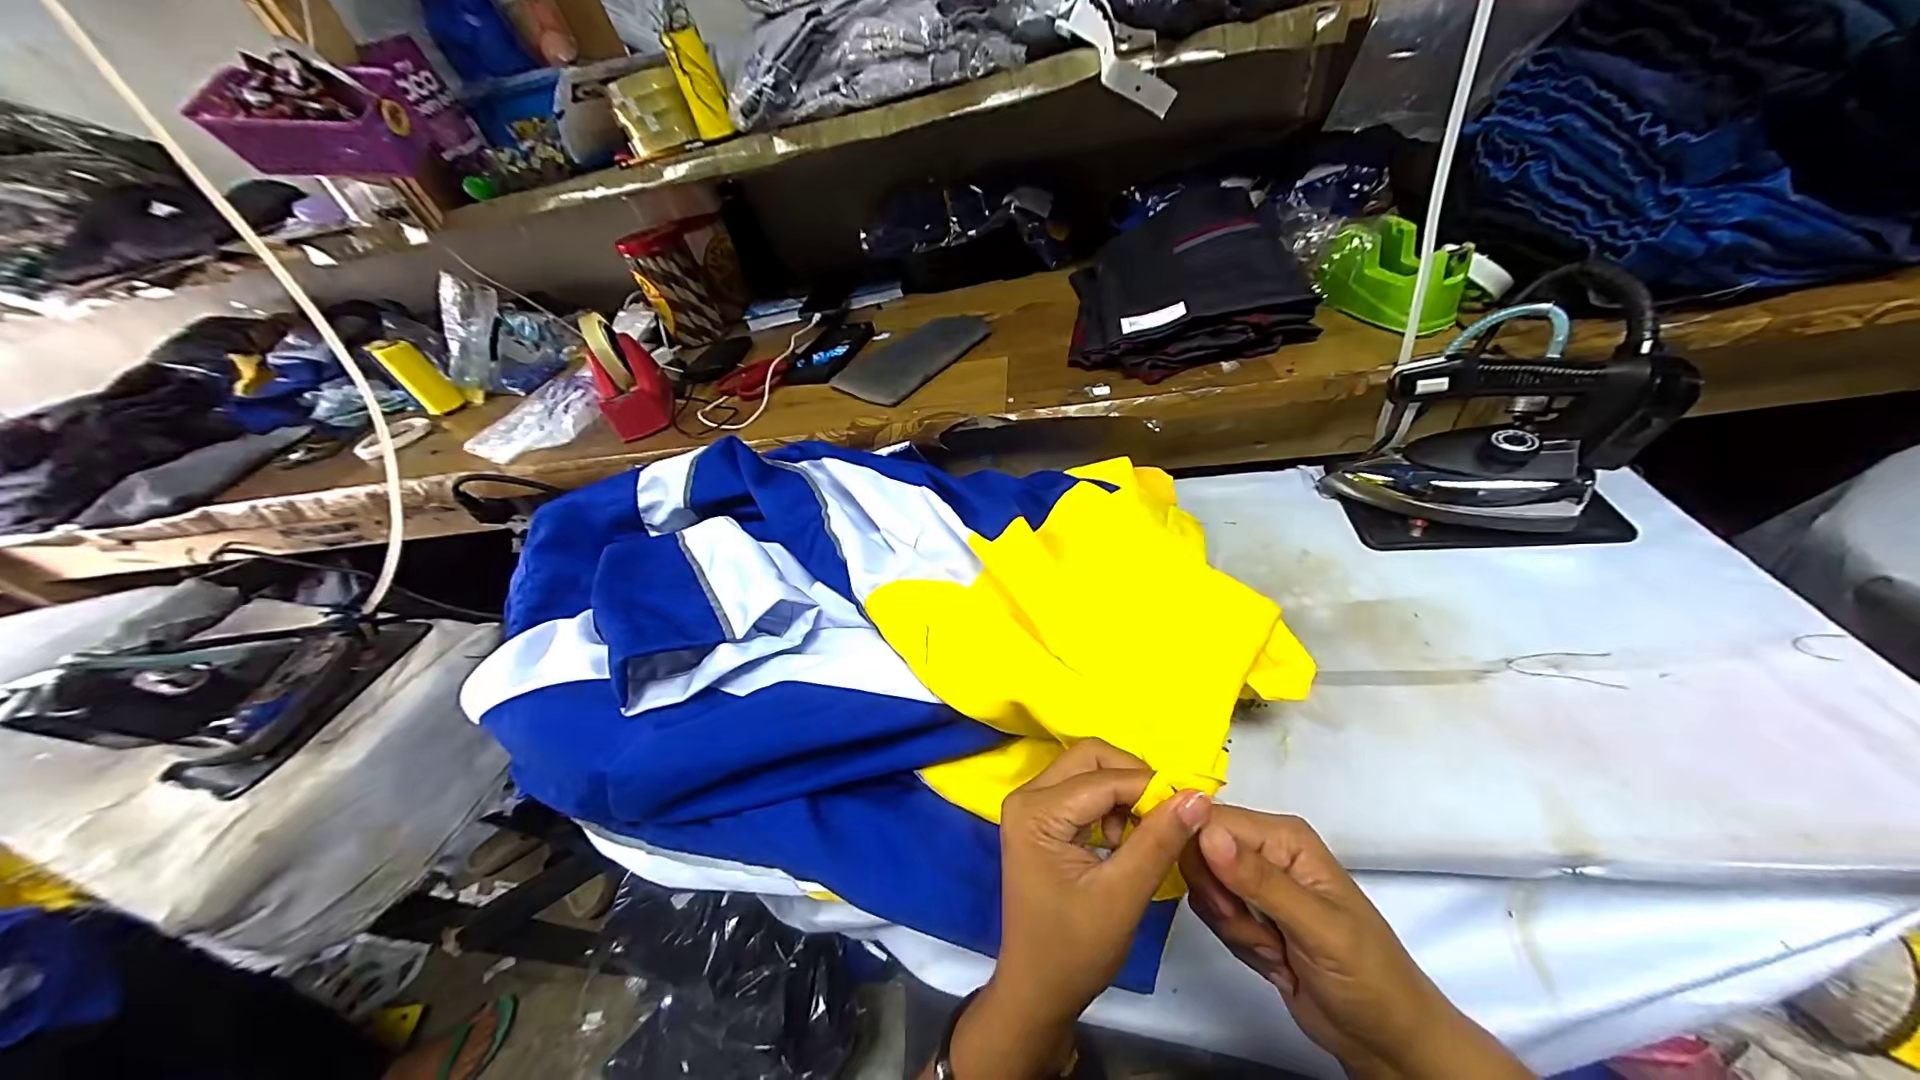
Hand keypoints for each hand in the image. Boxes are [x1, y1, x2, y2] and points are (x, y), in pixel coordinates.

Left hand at [927, 738, 1211, 1079]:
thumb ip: (1159, 841)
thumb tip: (1197, 796)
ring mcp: (1031, 806)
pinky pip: (1083, 791)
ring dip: (1124, 793)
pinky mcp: (1041, 819)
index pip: (1105, 778)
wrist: (1038, 990)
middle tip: (1169, 815)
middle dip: (1135, 780)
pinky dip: (1111, 805)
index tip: (1196, 806)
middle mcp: (1027, 796)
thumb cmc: (1074, 950)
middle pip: (1091, 758)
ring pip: (1089, 771)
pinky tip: (1126, 841)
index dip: (1153, 787)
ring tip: (1146, 837)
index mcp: (1036, 811)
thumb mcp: (1123, 896)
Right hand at [1180, 807, 1532, 1079]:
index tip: (1226, 900)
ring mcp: (1254, 883)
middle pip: (1199, 852)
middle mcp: (1264, 850)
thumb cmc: (1370, 978)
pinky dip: (1235, 942)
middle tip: (1257, 930)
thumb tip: (1207, 833)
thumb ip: (1260, 880)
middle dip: (1220, 900)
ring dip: (1232, 927)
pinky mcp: (1247, 913)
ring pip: (1204, 887)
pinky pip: (1213, 914)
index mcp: (1284, 836)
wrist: (1388, 1039)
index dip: (1204, 856)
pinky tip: (1274, 959)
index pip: (1211, 821)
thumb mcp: (1318, 928)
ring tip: (1275, 950)